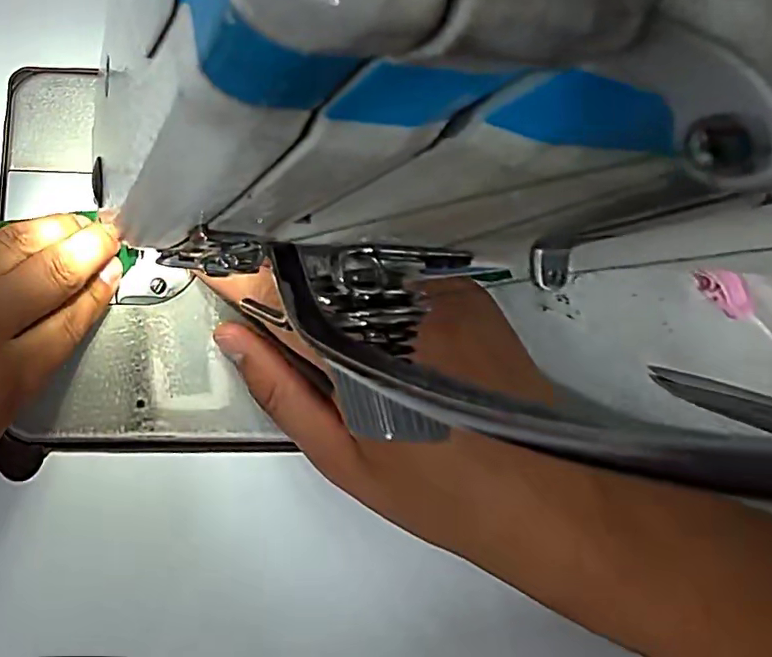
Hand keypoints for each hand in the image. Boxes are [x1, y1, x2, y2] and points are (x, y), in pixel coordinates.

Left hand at [0, 214, 122, 636]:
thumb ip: (13, 380)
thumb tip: (44, 334)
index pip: (66, 322)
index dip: (96, 293)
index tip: (112, 275)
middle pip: (48, 272)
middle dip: (87, 249)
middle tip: (109, 232)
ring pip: (9, 246)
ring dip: (50, 230)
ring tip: (76, 221)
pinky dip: (0, 237)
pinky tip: (19, 233)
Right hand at [203, 269, 568, 552]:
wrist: (553, 497)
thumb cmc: (445, 492)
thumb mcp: (342, 456)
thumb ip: (279, 391)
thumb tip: (234, 339)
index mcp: (351, 352)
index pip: (273, 297)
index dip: (240, 286)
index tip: (218, 279)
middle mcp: (390, 311)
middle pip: (309, 276)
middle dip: (285, 291)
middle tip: (291, 333)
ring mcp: (430, 294)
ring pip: (349, 272)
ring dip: (330, 293)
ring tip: (349, 343)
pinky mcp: (460, 290)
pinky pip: (393, 276)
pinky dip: (375, 295)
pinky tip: (391, 335)